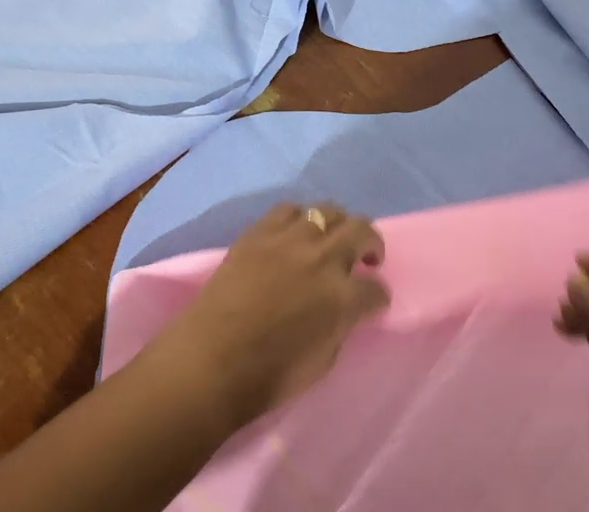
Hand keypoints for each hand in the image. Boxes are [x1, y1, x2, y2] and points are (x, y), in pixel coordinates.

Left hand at [144, 202, 389, 430]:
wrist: (210, 361)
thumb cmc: (268, 376)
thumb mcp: (323, 362)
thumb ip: (339, 327)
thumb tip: (340, 312)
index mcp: (343, 298)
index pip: (376, 290)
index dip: (378, 298)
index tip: (373, 303)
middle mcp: (323, 259)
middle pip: (361, 232)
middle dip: (371, 244)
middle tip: (367, 258)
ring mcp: (289, 241)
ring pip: (326, 212)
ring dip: (337, 225)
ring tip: (331, 240)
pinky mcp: (258, 233)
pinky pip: (287, 211)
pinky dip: (298, 220)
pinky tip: (294, 234)